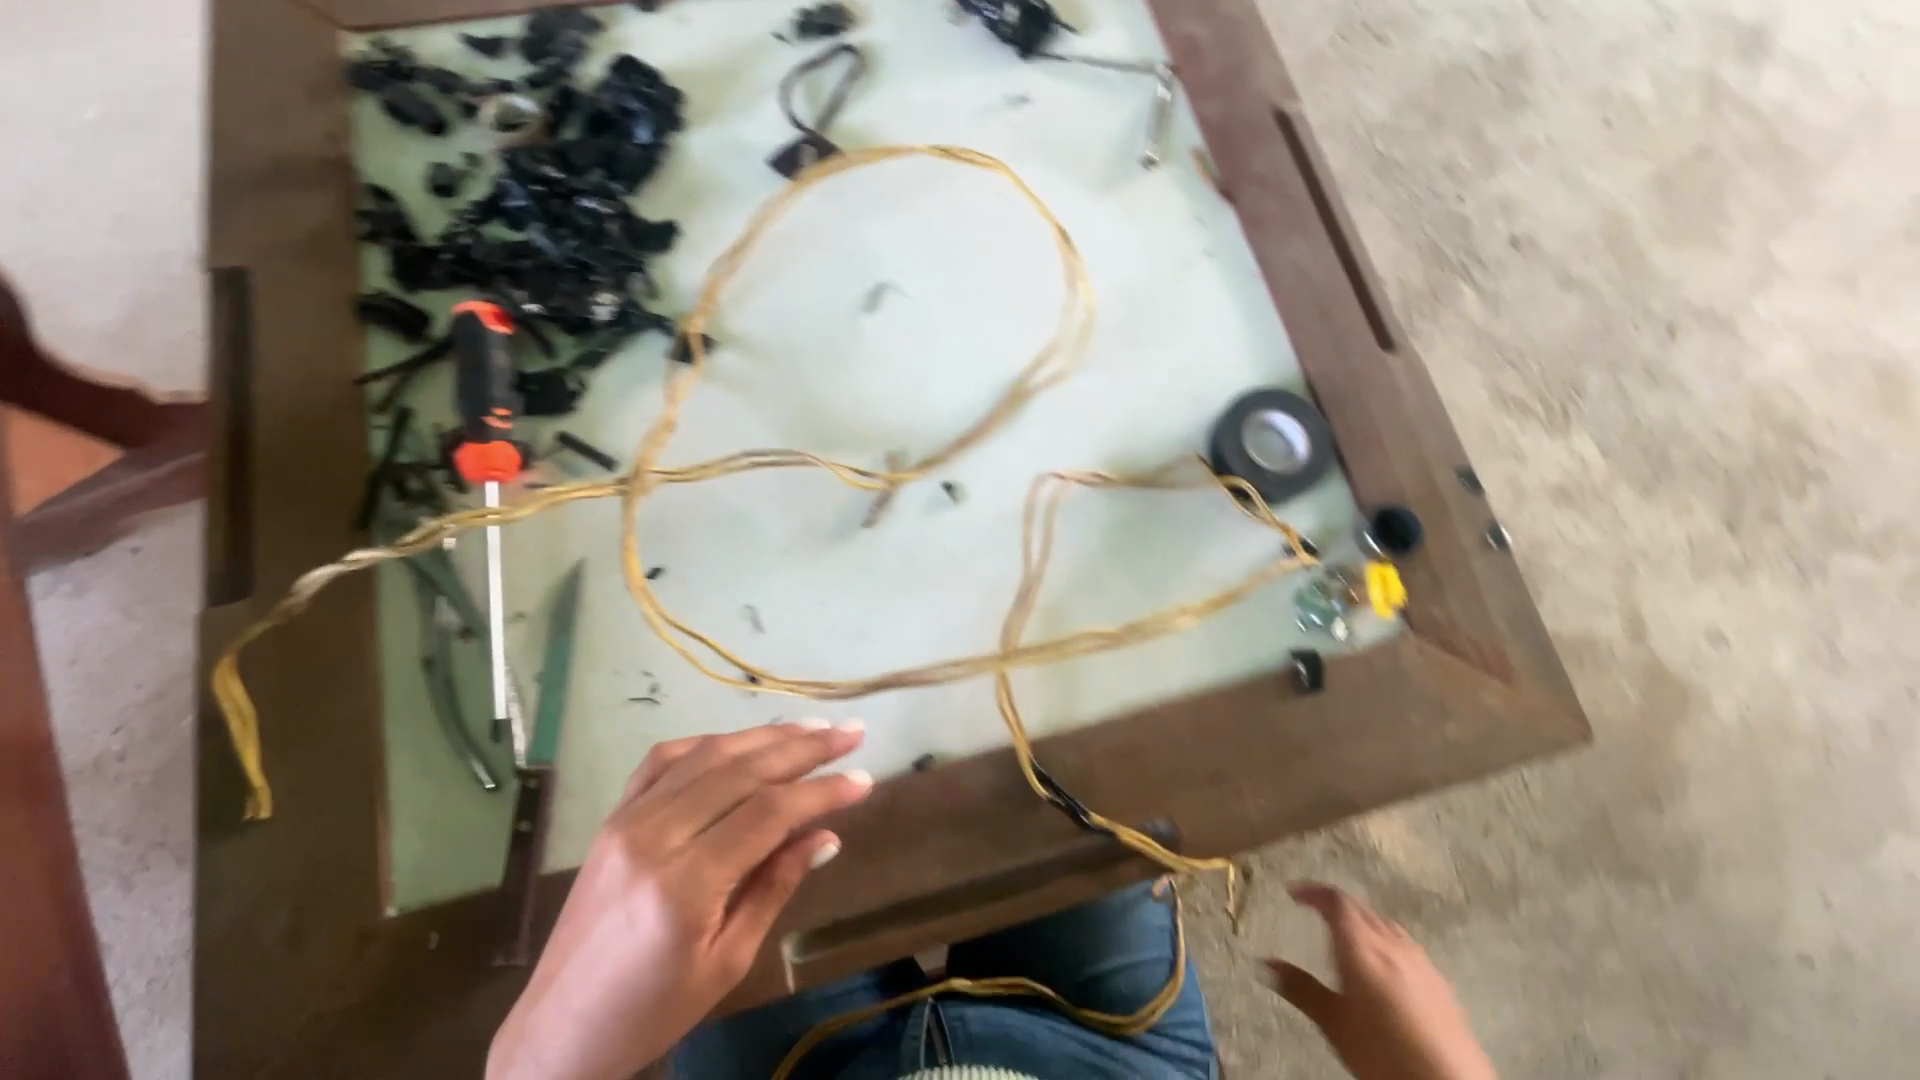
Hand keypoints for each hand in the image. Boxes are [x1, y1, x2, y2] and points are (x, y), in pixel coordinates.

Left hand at [488, 720, 873, 1079]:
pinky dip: (709, 743)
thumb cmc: (653, 1011)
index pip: (768, 813)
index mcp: (685, 884)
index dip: (821, 791)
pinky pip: (663, 762)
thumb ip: (775, 887)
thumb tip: (826, 835)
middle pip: (742, 771)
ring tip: (813, 727)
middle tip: (852, 733)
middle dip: (804, 748)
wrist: (559, 1030)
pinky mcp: (612, 818)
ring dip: (764, 736)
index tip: (864, 779)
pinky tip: (742, 742)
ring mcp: (626, 820)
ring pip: (706, 755)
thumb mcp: (727, 960)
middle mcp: (653, 836)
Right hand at [1266, 883, 1496, 1079]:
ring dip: (1362, 921)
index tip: (1293, 894)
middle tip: (1313, 912)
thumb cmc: (1383, 1053)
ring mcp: (1420, 961)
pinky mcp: (1440, 982)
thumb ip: (1300, 989)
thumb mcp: (1334, 1023)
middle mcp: (1391, 944)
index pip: (1336, 901)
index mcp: (1361, 947)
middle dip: (1335, 905)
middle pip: (1361, 909)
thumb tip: (1264, 964)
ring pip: (1385, 925)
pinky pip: (1405, 945)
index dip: (1313, 892)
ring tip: (1346, 936)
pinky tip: (1384, 966)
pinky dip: (1384, 940)